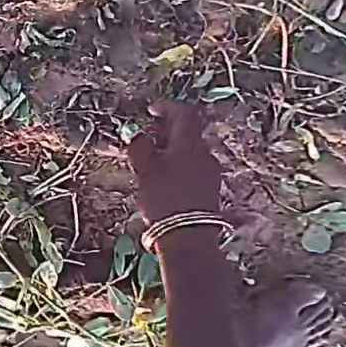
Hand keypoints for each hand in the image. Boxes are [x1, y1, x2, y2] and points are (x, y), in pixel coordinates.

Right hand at [126, 103, 221, 222]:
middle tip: (147, 135)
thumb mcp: (145, 171)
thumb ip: (139, 147)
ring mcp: (210, 173)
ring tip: (152, 159)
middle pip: (188, 131)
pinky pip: (193, 167)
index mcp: (189, 144)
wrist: (189, 239)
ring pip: (190, 150)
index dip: (167, 107)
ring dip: (172, 148)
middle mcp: (204, 154)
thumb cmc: (164, 199)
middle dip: (167, 130)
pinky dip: (179, 164)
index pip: (185, 113)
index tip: (151, 111)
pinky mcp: (210, 190)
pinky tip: (164, 178)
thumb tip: (135, 133)